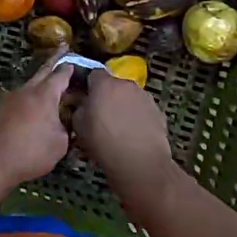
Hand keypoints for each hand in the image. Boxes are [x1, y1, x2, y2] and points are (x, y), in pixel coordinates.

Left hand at [0, 54, 74, 185]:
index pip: (61, 74)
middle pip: (43, 71)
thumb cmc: (31, 152)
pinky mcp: (0, 109)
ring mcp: (11, 98)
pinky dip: (30, 97)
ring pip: (30, 84)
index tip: (76, 61)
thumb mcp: (60, 143)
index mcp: (44, 94)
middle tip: (63, 50)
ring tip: (52, 85)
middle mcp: (27, 90)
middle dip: (54, 60)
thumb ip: (67, 127)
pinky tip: (35, 108)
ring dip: (41, 82)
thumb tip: (65, 121)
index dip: (70, 67)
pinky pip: (21, 98)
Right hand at [75, 67, 182, 210]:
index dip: (88, 85)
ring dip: (123, 106)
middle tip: (100, 115)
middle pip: (113, 85)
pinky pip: (143, 110)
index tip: (85, 98)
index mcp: (105, 84)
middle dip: (107, 96)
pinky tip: (133, 135)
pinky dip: (137, 118)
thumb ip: (79, 107)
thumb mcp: (78, 125)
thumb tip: (83, 103)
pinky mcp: (158, 112)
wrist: (139, 163)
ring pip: (129, 97)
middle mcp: (127, 85)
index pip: (93, 73)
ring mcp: (145, 97)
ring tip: (119, 128)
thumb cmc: (103, 142)